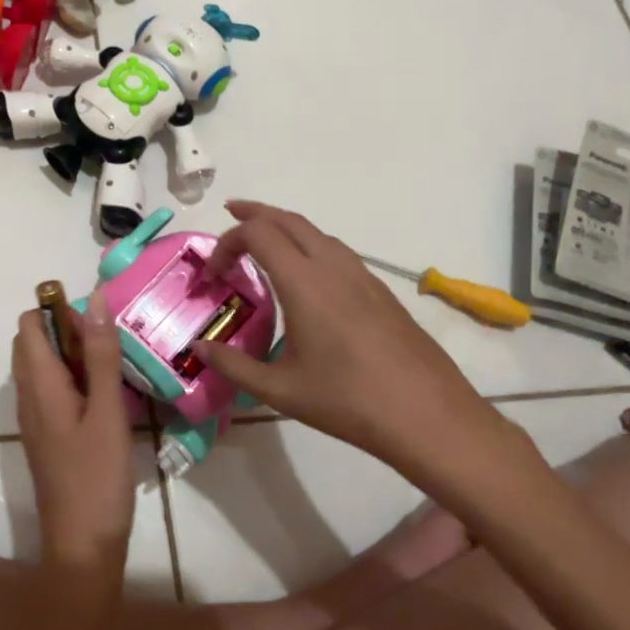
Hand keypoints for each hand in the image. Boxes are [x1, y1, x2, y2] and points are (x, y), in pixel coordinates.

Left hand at [12, 291, 135, 571]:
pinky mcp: (45, 437)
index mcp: (37, 383)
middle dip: (67, 332)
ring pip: (44, 368)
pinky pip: (51, 392)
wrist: (81, 546)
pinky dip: (73, 382)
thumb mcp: (107, 410)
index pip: (29, 323)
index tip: (97, 325)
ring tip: (113, 370)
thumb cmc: (97, 476)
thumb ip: (101, 354)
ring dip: (73, 358)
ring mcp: (34, 418)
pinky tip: (105, 399)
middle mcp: (27, 395)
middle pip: (34, 343)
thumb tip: (95, 298)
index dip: (58, 312)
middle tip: (109, 349)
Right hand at [195, 201, 515, 475]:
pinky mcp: (381, 292)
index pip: (258, 234)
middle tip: (230, 215)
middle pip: (289, 219)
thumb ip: (233, 365)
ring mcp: (362, 277)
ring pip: (317, 232)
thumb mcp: (280, 390)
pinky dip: (309, 246)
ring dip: (285, 227)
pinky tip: (305, 276)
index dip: (227, 243)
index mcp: (304, 283)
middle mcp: (333, 267)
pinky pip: (337, 252)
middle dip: (256, 213)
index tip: (213, 274)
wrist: (430, 417)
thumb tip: (199, 348)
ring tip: (263, 241)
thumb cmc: (349, 402)